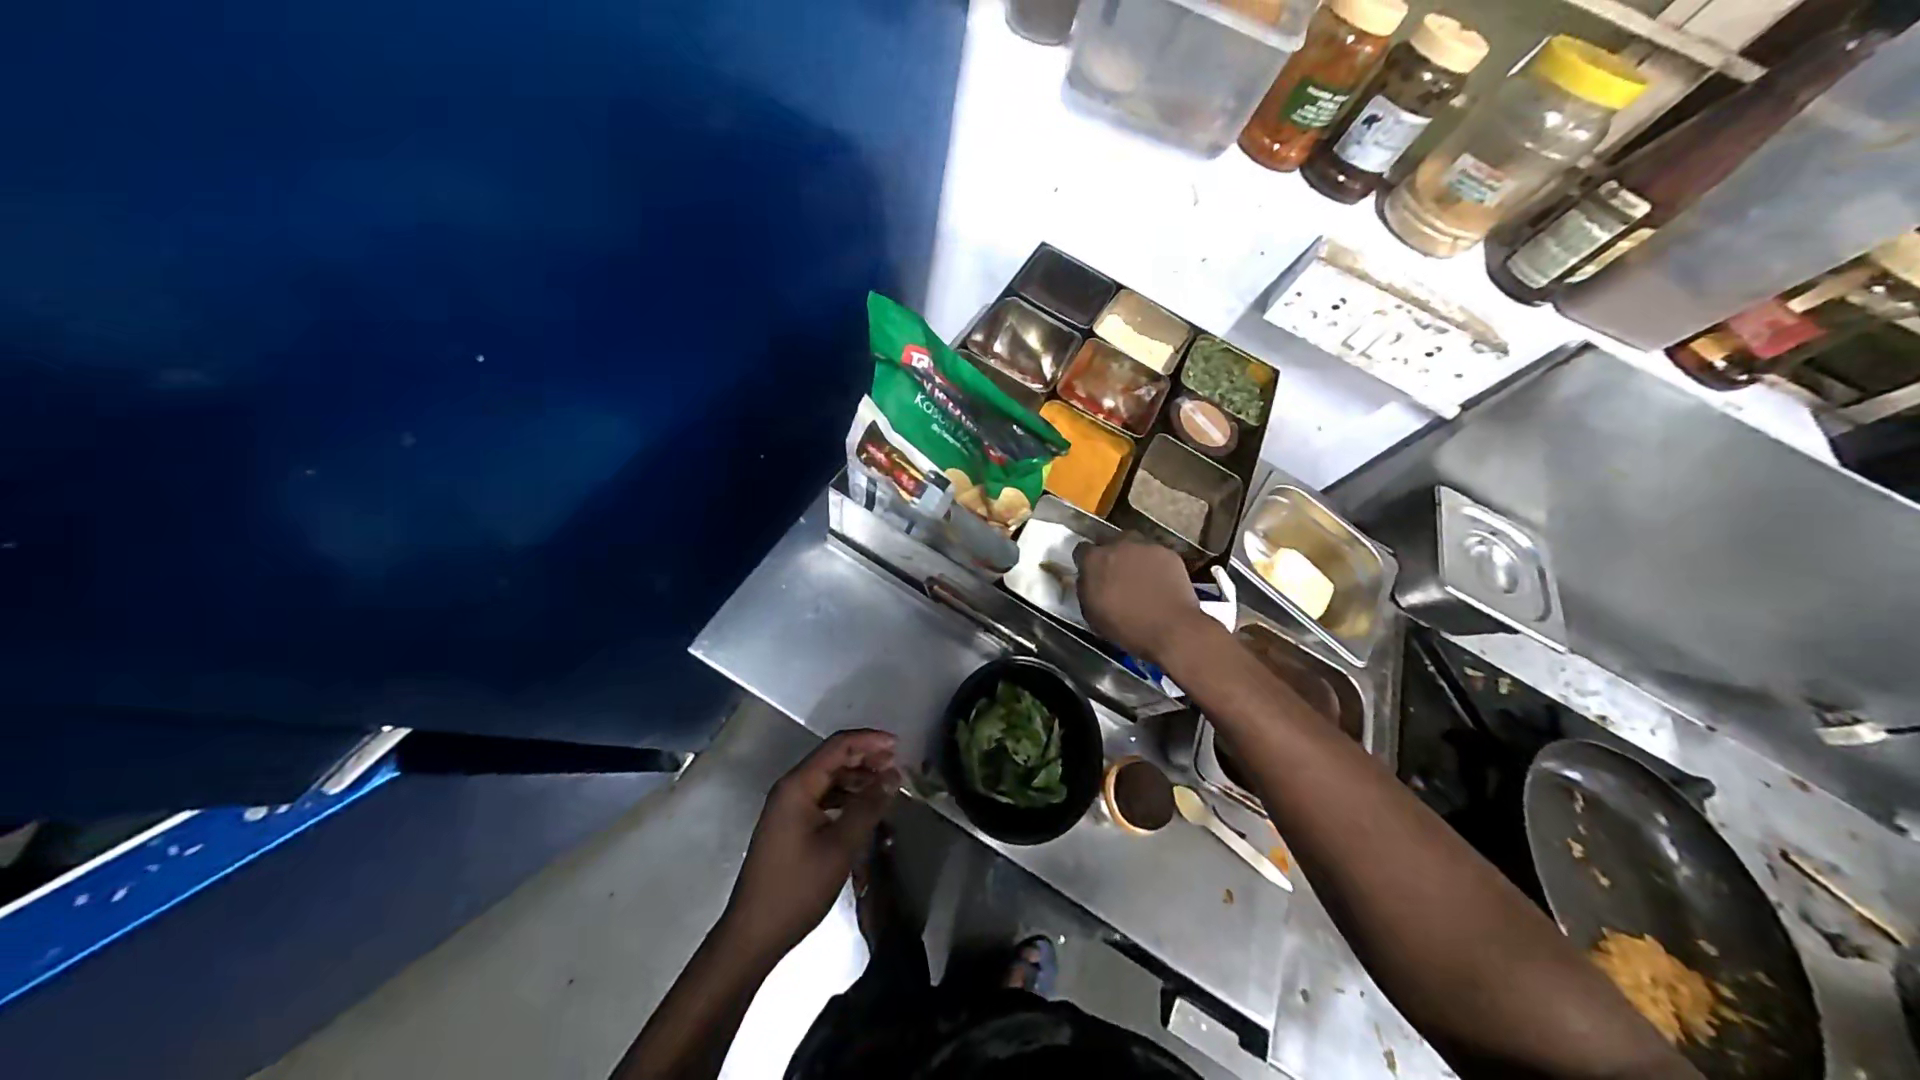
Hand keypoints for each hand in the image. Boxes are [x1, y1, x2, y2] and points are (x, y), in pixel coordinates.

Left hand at [722, 729, 900, 959]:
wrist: (755, 932)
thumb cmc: (798, 887)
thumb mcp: (841, 846)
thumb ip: (868, 806)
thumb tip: (892, 775)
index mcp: (797, 786)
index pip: (837, 746)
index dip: (869, 741)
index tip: (899, 745)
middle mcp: (790, 789)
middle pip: (832, 759)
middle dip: (866, 758)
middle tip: (897, 766)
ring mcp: (788, 808)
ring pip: (828, 780)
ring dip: (858, 779)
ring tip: (887, 787)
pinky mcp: (790, 826)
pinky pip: (822, 798)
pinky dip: (846, 798)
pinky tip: (865, 809)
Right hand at [1074, 539, 1213, 665]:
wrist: (1171, 629)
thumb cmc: (1126, 627)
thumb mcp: (1091, 613)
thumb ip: (1086, 589)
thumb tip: (1088, 580)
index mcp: (1094, 560)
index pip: (1082, 550)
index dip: (1086, 562)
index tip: (1091, 573)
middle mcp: (1118, 545)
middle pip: (1110, 541)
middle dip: (1110, 554)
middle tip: (1115, 574)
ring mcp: (1146, 547)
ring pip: (1134, 545)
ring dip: (1133, 556)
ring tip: (1139, 576)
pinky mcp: (1169, 553)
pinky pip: (1156, 555)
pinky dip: (1155, 564)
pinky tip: (1159, 581)